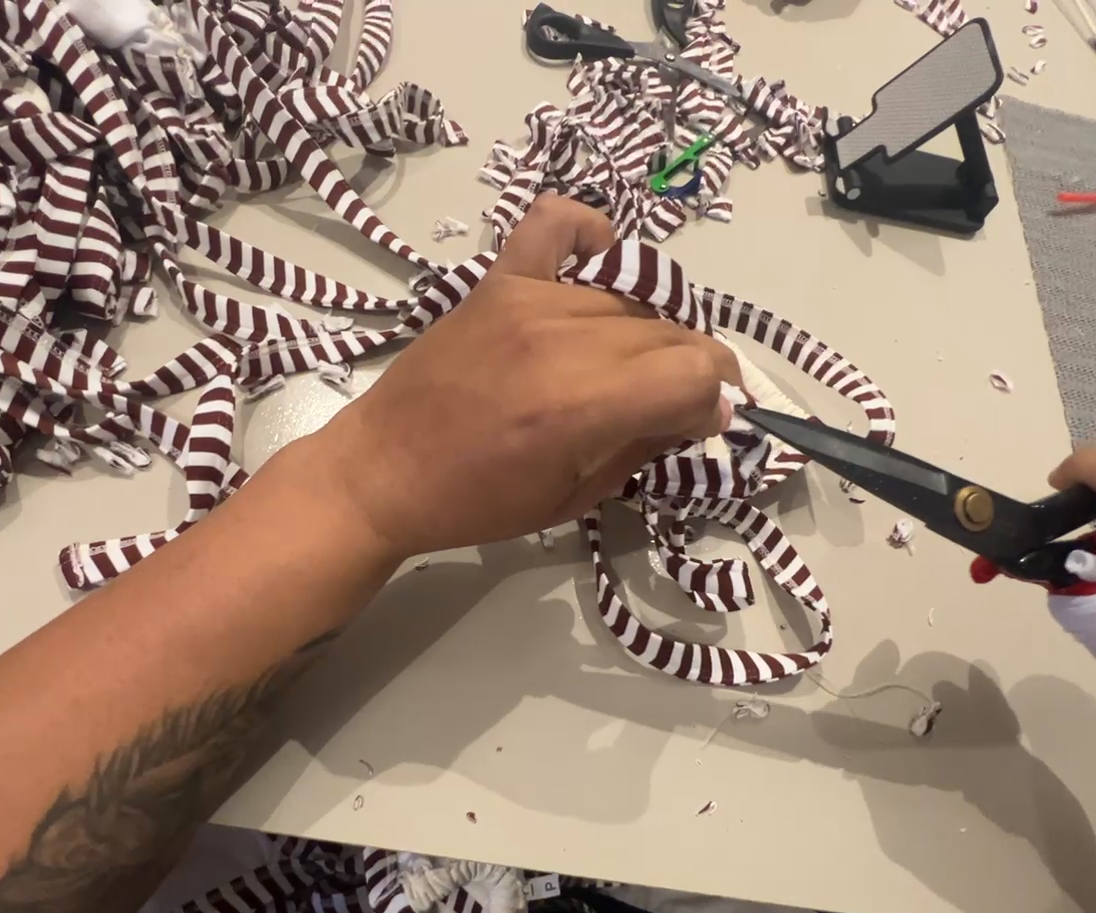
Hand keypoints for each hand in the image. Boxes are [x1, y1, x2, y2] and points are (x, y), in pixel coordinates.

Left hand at [290, 195, 740, 559]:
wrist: (382, 472)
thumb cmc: (475, 502)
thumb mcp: (572, 498)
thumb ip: (642, 448)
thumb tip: (697, 413)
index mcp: (582, 405)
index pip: (696, 372)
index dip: (714, 401)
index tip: (700, 422)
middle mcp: (563, 340)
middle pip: (672, 333)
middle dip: (691, 372)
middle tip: (669, 403)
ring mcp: (528, 300)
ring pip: (629, 298)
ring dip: (647, 334)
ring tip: (623, 366)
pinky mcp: (496, 281)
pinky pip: (557, 226)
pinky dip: (589, 238)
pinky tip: (593, 276)